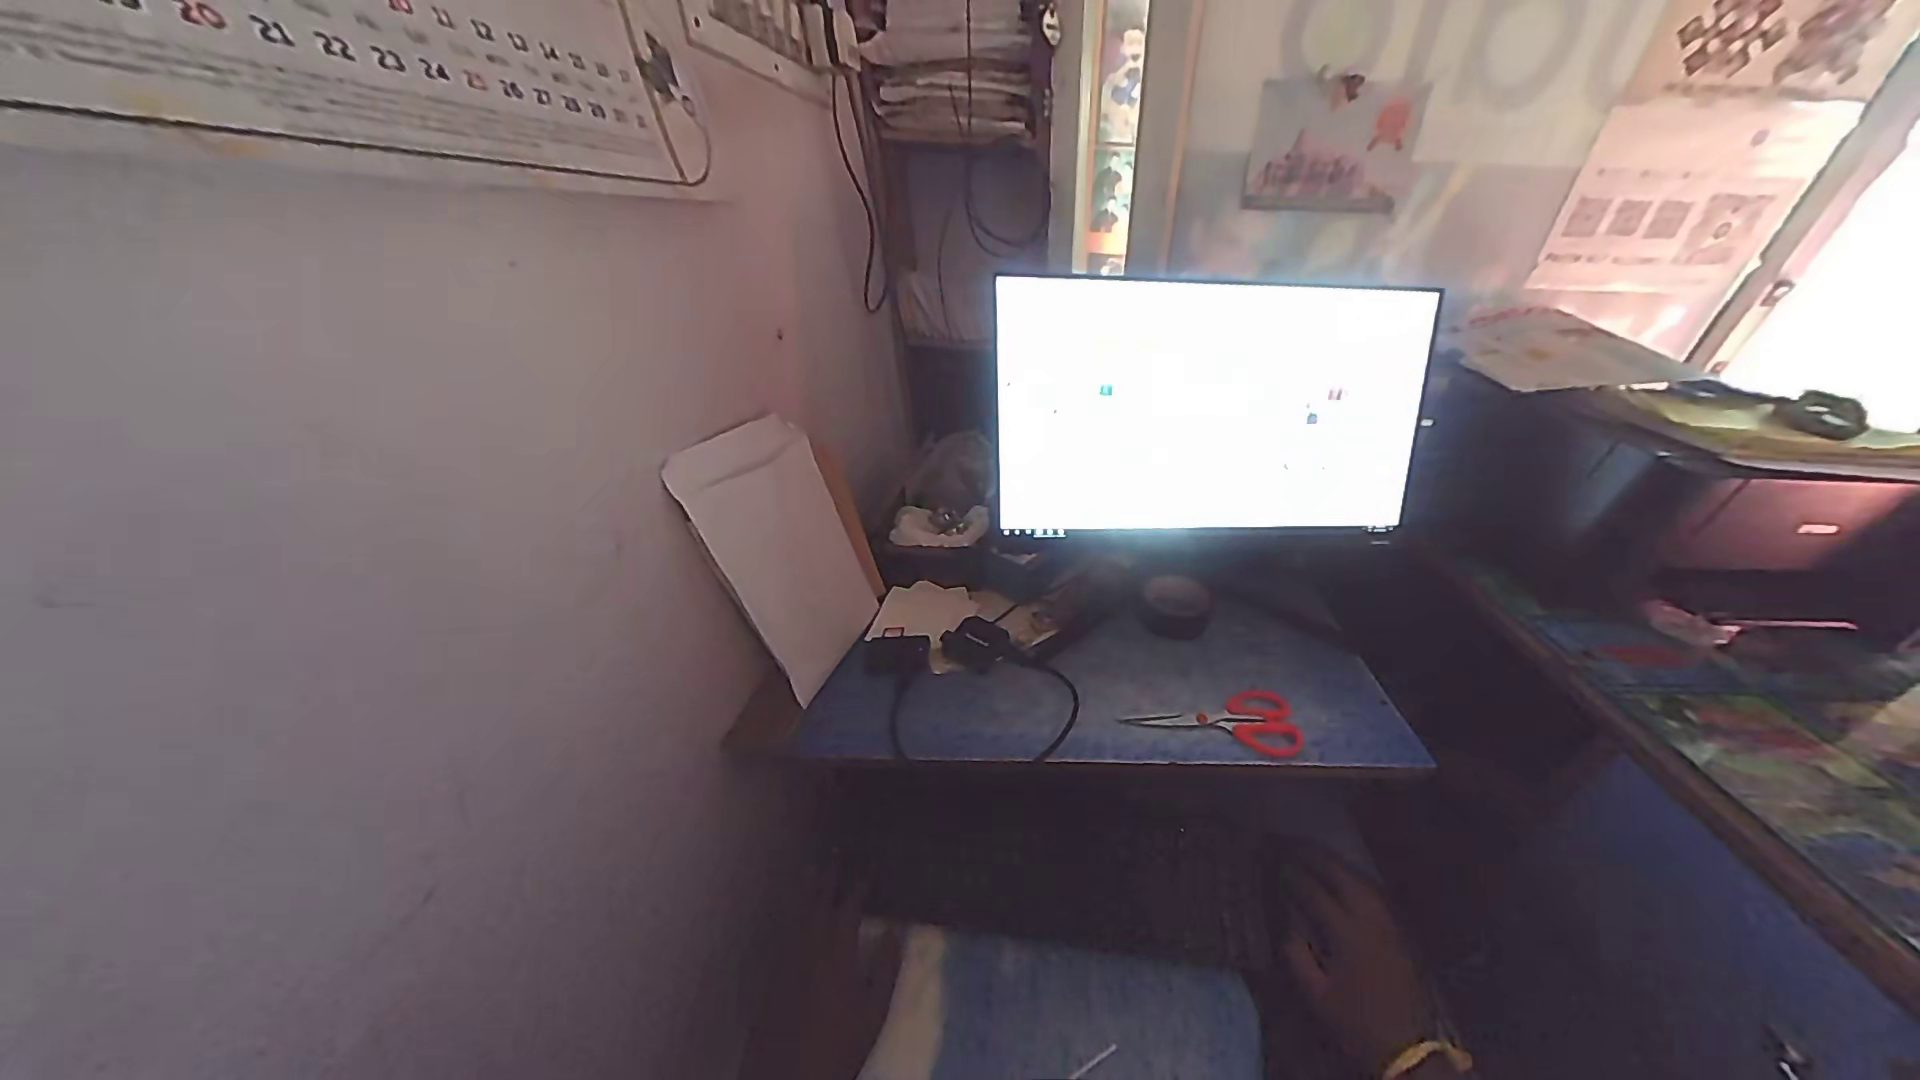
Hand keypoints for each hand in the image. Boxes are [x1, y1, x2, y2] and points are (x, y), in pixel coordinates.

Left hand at [738, 868, 903, 1079]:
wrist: (786, 1076)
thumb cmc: (839, 1044)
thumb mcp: (873, 1010)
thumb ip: (885, 967)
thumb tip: (894, 930)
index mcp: (838, 949)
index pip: (849, 907)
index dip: (858, 888)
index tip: (866, 872)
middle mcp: (811, 944)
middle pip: (820, 900)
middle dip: (829, 874)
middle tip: (835, 851)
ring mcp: (789, 956)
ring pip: (800, 912)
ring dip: (809, 887)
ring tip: (814, 867)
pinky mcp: (774, 972)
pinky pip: (788, 929)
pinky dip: (795, 912)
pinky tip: (798, 911)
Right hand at [1280, 847, 1435, 1075]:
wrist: (1409, 1053)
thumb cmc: (1354, 1023)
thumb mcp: (1313, 992)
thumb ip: (1293, 948)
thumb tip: (1284, 914)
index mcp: (1346, 932)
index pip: (1310, 888)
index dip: (1286, 871)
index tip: (1266, 859)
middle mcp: (1370, 918)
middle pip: (1336, 871)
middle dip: (1307, 852)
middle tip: (1281, 840)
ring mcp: (1389, 921)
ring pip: (1357, 875)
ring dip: (1329, 859)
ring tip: (1305, 848)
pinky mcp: (1399, 928)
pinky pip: (1371, 888)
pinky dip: (1349, 873)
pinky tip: (1337, 871)